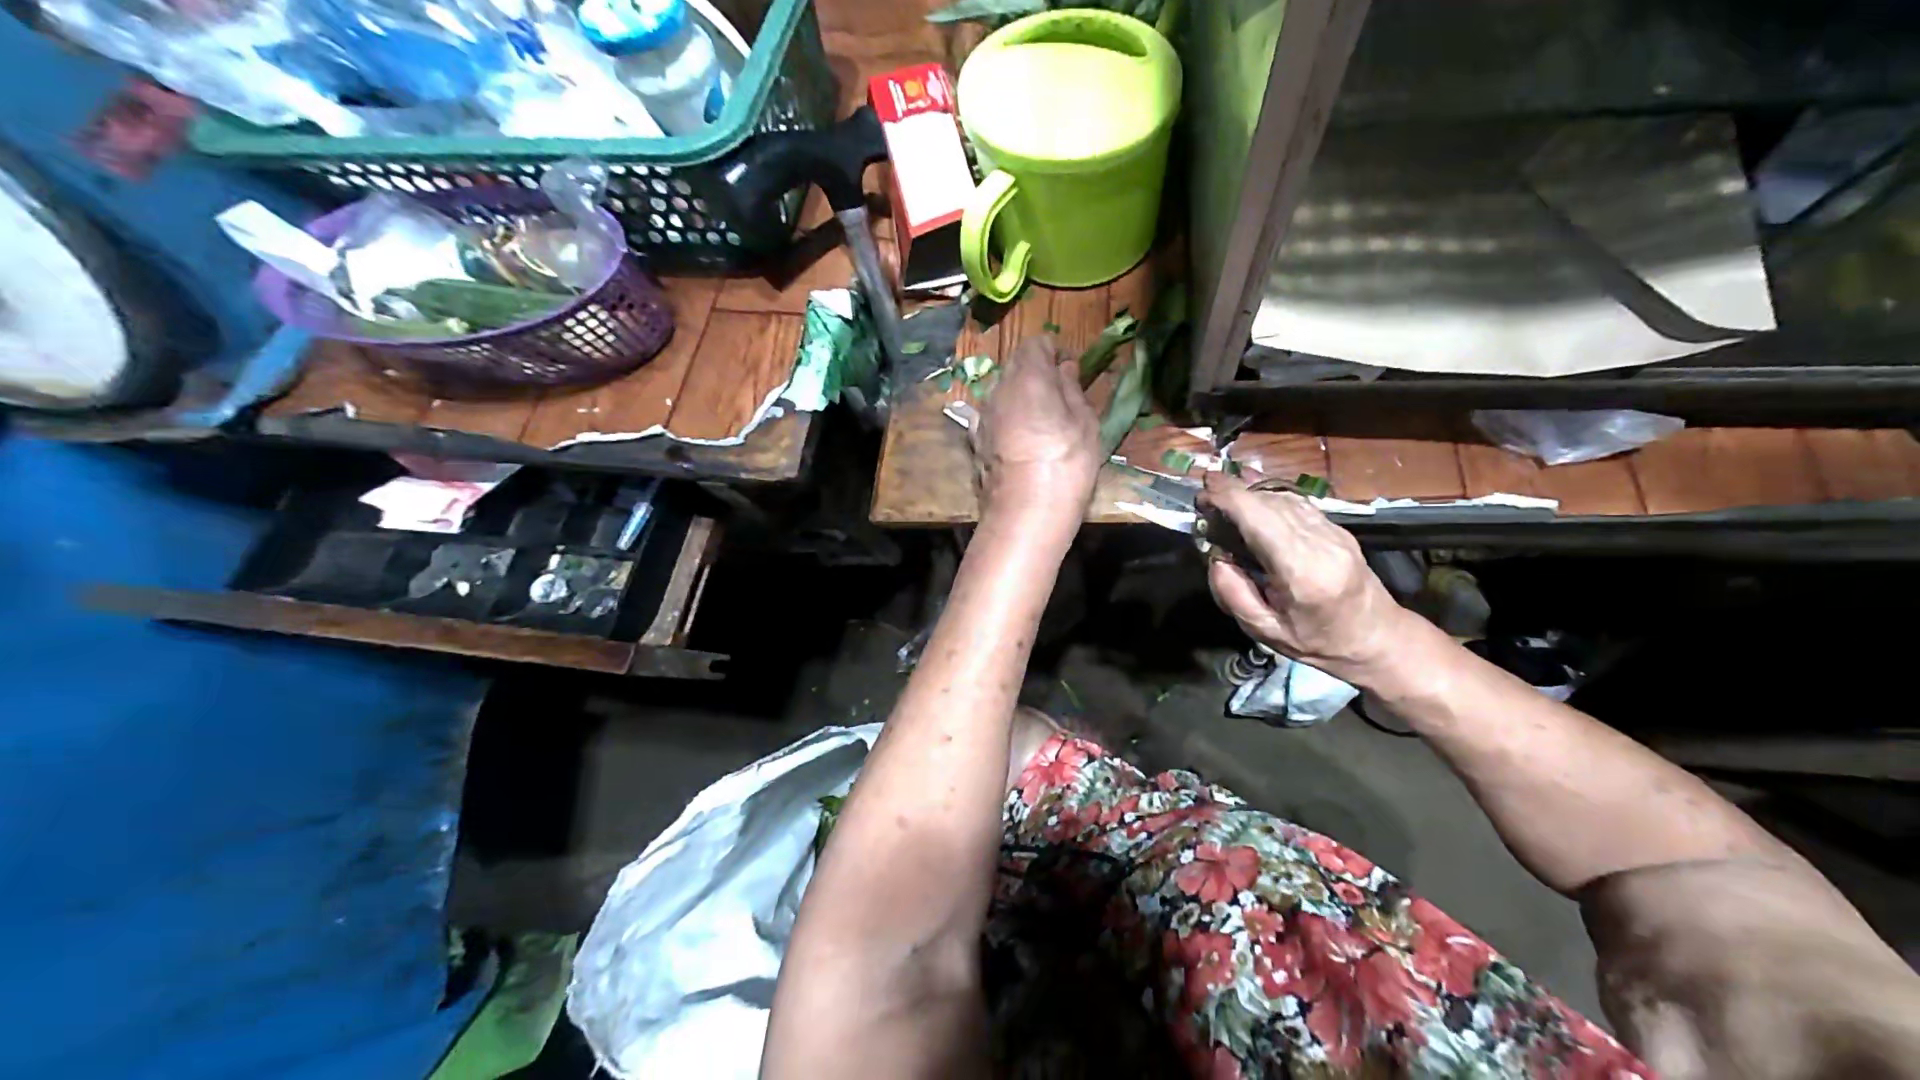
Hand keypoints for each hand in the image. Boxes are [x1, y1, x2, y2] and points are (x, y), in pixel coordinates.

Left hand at [969, 335, 1100, 526]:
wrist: (1024, 513)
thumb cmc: (1065, 463)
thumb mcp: (1084, 423)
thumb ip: (1071, 390)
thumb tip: (1064, 368)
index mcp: (1027, 375)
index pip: (1037, 343)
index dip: (1054, 351)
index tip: (1070, 370)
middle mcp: (998, 389)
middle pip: (1015, 366)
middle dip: (1036, 373)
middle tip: (1060, 397)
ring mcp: (982, 416)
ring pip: (1002, 394)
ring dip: (1020, 399)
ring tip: (1043, 423)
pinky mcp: (975, 443)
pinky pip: (993, 420)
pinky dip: (1007, 422)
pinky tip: (1021, 443)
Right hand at [1199, 472, 1410, 680]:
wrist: (1376, 639)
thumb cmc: (1317, 642)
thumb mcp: (1263, 631)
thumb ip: (1232, 594)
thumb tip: (1216, 558)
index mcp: (1300, 571)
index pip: (1259, 517)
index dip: (1227, 498)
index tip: (1202, 495)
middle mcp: (1319, 543)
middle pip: (1269, 502)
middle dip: (1233, 491)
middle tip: (1204, 493)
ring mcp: (1332, 532)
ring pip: (1284, 497)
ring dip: (1251, 491)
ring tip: (1222, 491)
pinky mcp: (1337, 529)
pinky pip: (1297, 503)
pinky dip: (1270, 496)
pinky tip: (1253, 495)